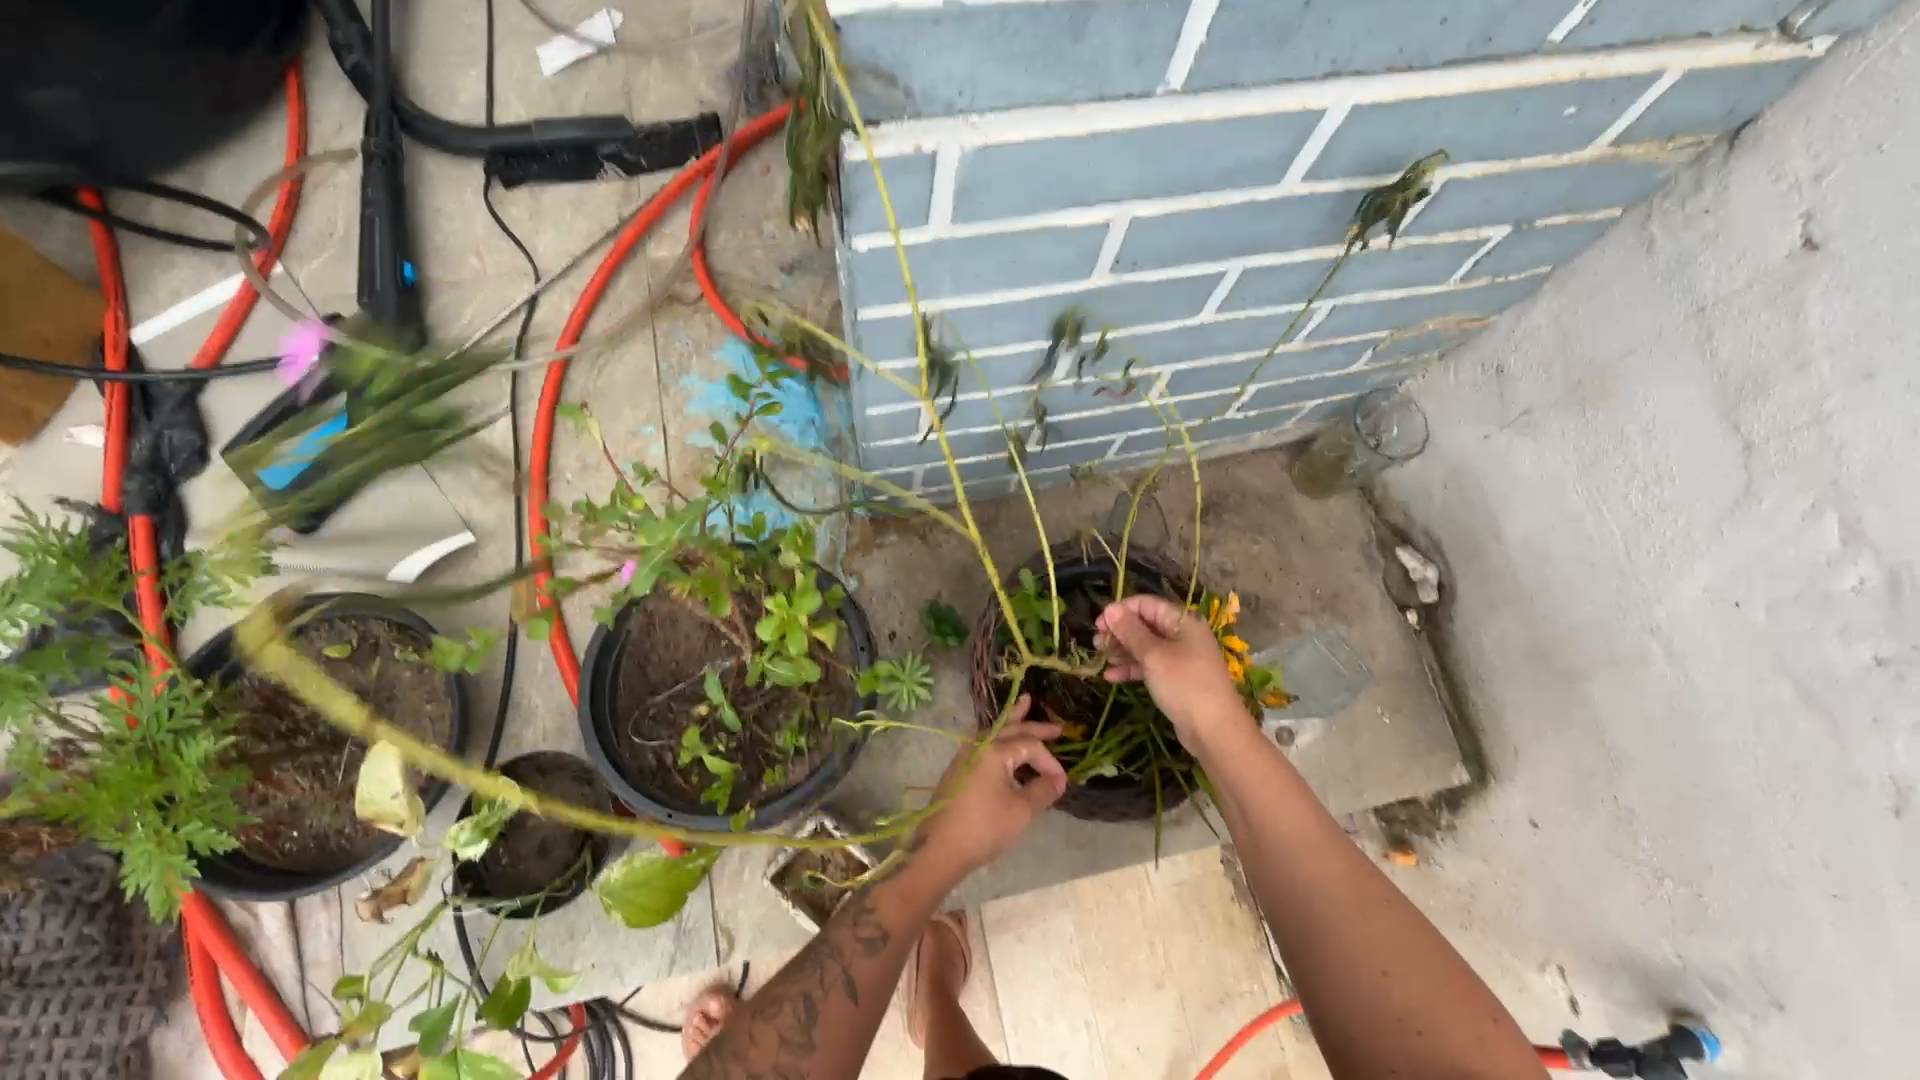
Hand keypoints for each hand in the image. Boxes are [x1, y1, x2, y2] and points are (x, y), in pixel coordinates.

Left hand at [913, 695, 1066, 883]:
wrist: (940, 849)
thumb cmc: (984, 828)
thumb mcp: (1021, 811)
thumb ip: (1043, 790)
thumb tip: (1059, 779)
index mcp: (994, 751)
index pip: (1030, 746)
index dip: (1049, 762)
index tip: (1061, 783)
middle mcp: (977, 746)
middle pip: (1010, 729)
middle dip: (1033, 725)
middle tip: (1055, 726)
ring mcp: (964, 756)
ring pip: (993, 731)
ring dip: (1011, 722)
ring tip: (1024, 707)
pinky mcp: (957, 770)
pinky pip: (982, 743)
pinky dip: (997, 736)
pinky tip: (998, 735)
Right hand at [1094, 594, 1247, 751]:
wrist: (1214, 729)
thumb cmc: (1184, 685)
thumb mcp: (1154, 655)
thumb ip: (1131, 631)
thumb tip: (1110, 609)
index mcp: (1183, 621)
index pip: (1147, 604)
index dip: (1121, 610)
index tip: (1098, 624)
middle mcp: (1183, 635)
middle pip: (1145, 624)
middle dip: (1119, 632)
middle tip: (1096, 643)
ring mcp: (1180, 658)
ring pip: (1145, 646)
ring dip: (1122, 651)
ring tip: (1101, 659)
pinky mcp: (1176, 678)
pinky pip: (1150, 666)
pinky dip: (1132, 669)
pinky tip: (1112, 676)